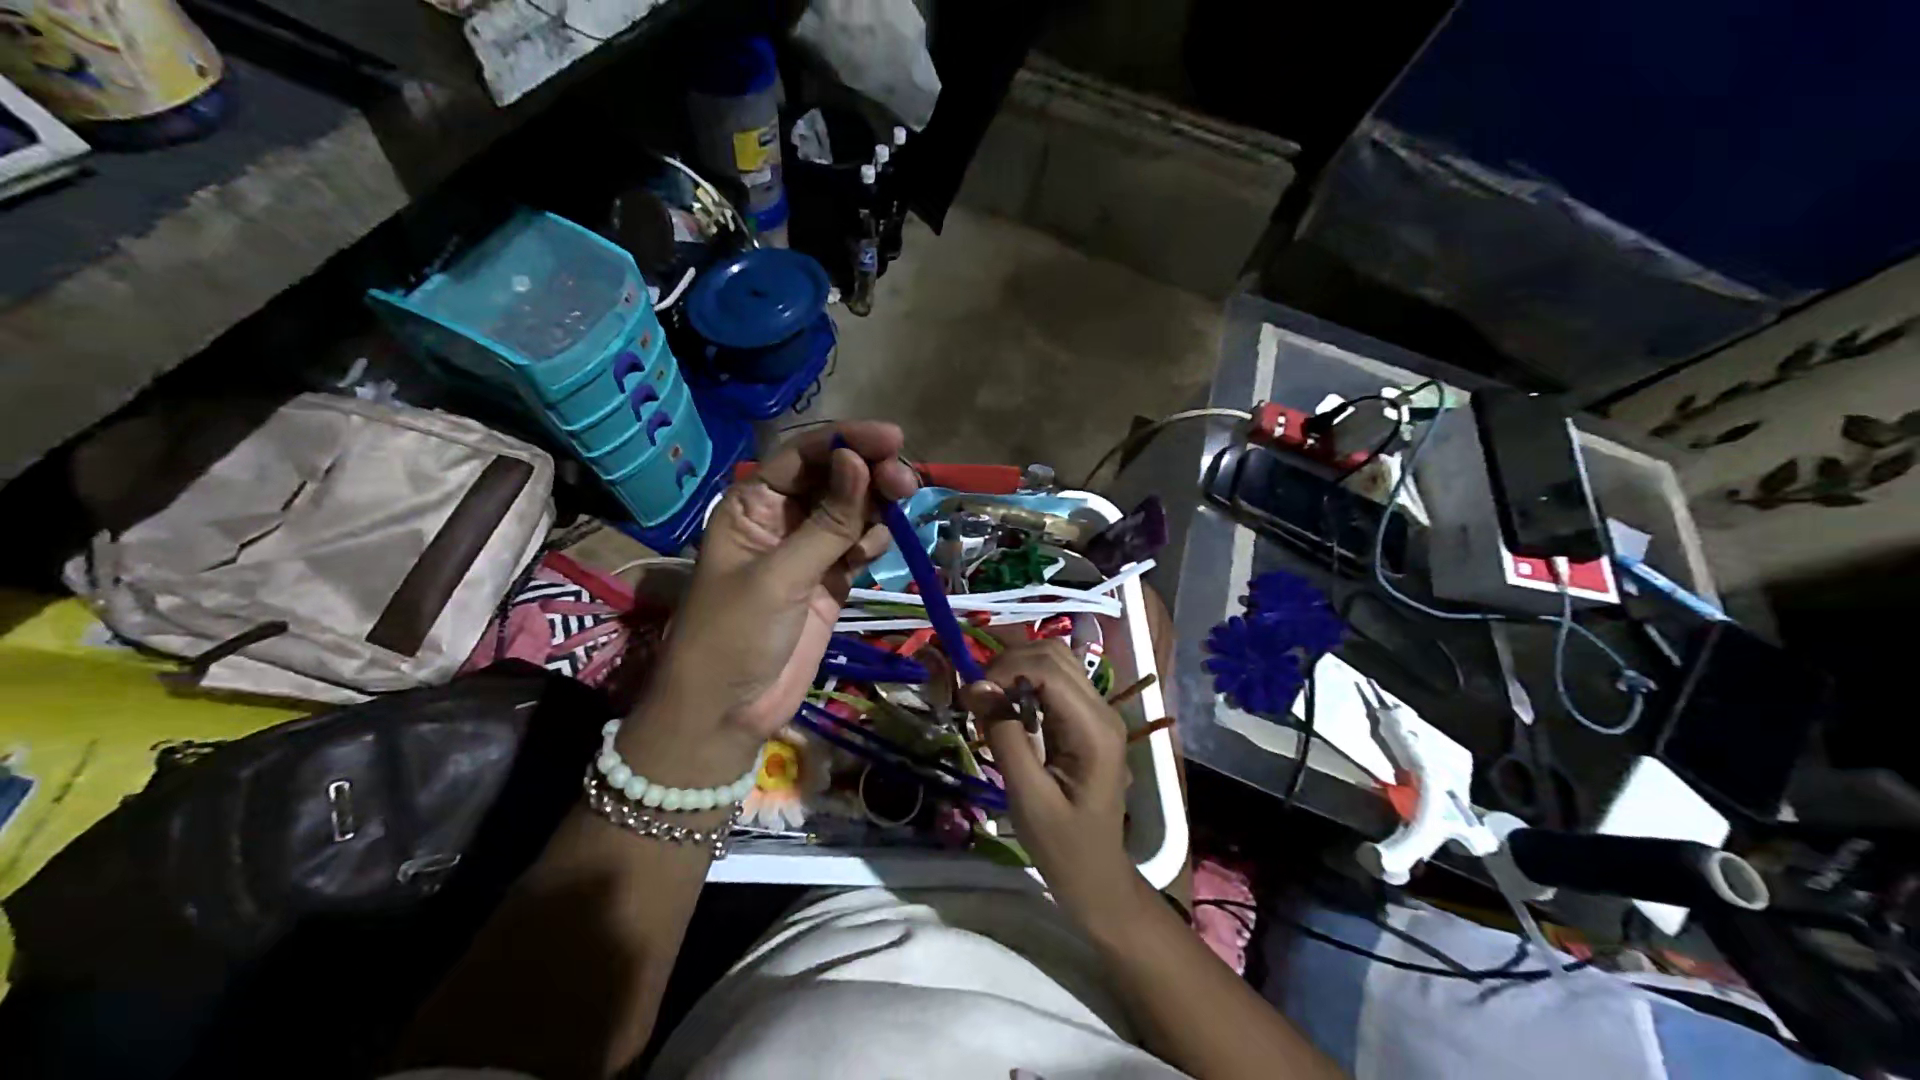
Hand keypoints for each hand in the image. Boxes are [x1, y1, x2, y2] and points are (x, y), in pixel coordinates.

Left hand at [622, 423, 918, 786]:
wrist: (728, 710)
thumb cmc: (734, 636)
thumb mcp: (780, 575)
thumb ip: (827, 522)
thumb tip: (858, 459)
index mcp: (753, 503)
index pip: (804, 456)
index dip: (848, 441)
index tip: (892, 439)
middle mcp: (782, 518)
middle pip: (835, 479)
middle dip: (870, 473)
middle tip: (906, 480)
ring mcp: (808, 550)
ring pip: (853, 510)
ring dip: (878, 505)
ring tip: (901, 506)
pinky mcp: (830, 580)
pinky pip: (859, 545)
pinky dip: (873, 540)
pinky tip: (877, 546)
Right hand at [961, 641, 1141, 922]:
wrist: (1097, 876)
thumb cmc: (1063, 846)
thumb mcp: (1027, 797)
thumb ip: (1004, 736)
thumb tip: (977, 686)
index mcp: (1094, 729)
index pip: (1049, 669)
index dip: (1006, 669)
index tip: (971, 695)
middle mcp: (1101, 710)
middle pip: (1054, 654)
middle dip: (1009, 663)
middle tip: (977, 695)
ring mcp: (1096, 713)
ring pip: (1054, 661)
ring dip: (1016, 669)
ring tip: (988, 700)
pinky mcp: (1086, 720)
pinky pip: (1054, 683)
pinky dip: (1024, 684)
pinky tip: (1006, 710)